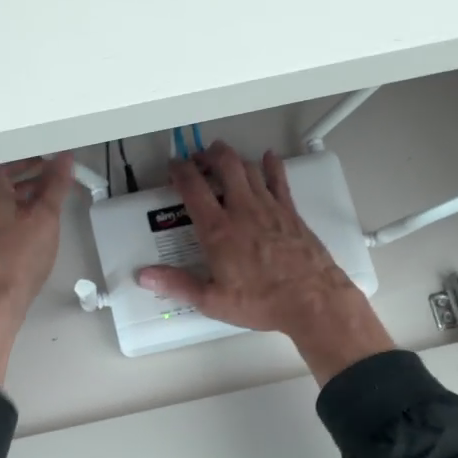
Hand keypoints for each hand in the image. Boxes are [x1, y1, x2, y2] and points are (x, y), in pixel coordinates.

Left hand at [0, 154, 74, 389]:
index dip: (35, 150)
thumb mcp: (45, 217)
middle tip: (58, 170)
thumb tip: (64, 160)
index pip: (9, 152)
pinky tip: (36, 218)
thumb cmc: (16, 258)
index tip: (55, 150)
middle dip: (32, 170)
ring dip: (26, 191)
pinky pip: (0, 212)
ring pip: (3, 193)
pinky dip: (18, 208)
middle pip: (4, 172)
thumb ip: (55, 186)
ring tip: (54, 194)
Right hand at [137, 142, 392, 382]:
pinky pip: (278, 180)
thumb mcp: (213, 301)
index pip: (193, 188)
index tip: (174, 167)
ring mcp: (269, 208)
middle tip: (199, 158)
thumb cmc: (263, 302)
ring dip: (233, 158)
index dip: (180, 172)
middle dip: (208, 155)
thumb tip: (146, 277)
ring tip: (223, 157)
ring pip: (249, 168)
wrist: (311, 300)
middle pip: (224, 166)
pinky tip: (268, 158)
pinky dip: (271, 166)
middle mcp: (242, 211)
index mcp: (218, 231)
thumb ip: (177, 285)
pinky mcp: (290, 212)